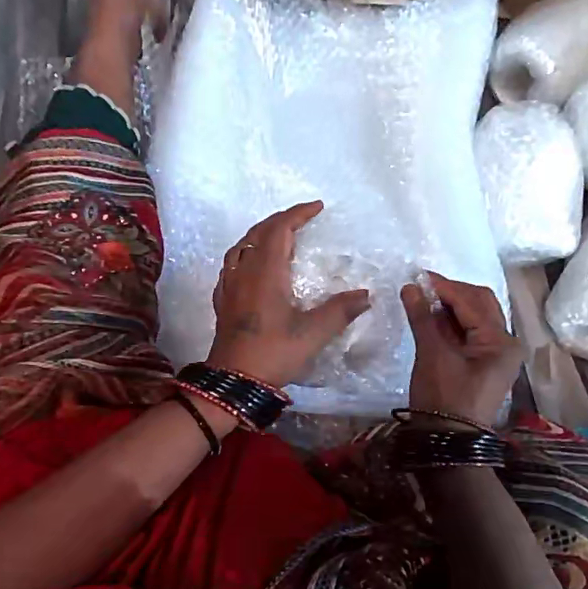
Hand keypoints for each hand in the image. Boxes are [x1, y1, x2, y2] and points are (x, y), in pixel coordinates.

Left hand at [207, 201, 370, 385]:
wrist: (233, 381)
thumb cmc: (272, 353)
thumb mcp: (313, 334)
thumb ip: (340, 311)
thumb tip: (365, 295)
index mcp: (265, 273)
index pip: (279, 230)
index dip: (297, 214)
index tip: (317, 207)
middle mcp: (244, 273)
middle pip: (258, 234)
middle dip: (279, 220)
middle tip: (301, 218)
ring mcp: (229, 287)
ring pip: (241, 248)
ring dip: (260, 236)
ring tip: (278, 237)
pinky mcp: (223, 302)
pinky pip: (232, 266)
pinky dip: (246, 255)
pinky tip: (254, 268)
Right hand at [400, 272, 523, 425]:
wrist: (448, 441)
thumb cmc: (443, 398)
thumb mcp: (432, 355)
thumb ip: (422, 317)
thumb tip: (410, 286)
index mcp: (500, 340)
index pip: (472, 301)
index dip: (444, 286)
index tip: (416, 277)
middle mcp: (505, 343)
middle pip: (479, 304)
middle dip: (451, 293)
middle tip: (421, 287)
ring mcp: (496, 354)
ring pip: (475, 318)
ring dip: (450, 307)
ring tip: (422, 300)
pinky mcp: (484, 364)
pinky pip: (470, 333)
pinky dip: (451, 323)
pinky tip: (431, 319)